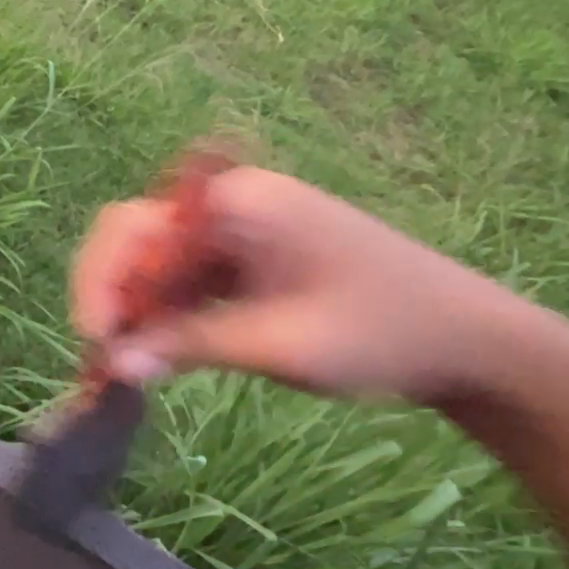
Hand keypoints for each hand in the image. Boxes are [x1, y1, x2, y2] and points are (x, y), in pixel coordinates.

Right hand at [71, 167, 526, 403]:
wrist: (472, 344)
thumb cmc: (385, 333)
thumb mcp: (280, 343)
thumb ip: (188, 345)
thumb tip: (112, 365)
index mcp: (237, 203)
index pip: (134, 228)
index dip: (101, 282)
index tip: (96, 340)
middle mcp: (225, 205)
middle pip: (130, 239)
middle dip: (108, 295)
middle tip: (103, 353)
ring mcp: (231, 232)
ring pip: (146, 265)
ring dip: (127, 312)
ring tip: (121, 363)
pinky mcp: (237, 262)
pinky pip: (174, 283)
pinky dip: (156, 318)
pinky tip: (150, 353)